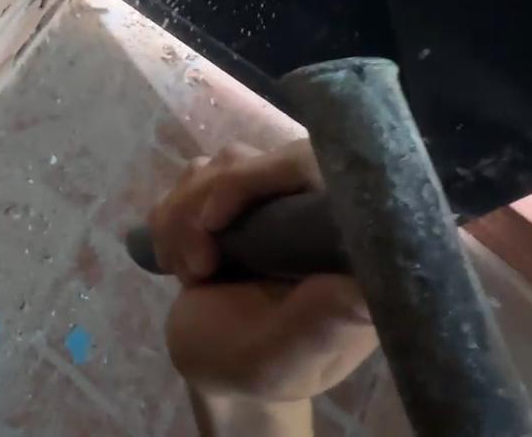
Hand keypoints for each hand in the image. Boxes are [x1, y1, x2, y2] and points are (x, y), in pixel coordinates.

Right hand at [148, 142, 377, 408]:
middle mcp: (305, 216)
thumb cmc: (251, 369)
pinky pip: (186, 180)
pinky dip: (168, 215)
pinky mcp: (225, 201)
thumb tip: (363, 291)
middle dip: (202, 208)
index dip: (257, 175)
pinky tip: (174, 257)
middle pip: (245, 161)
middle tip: (196, 266)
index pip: (309, 167)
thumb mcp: (281, 356)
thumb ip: (318, 322)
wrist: (208, 364)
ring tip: (185, 270)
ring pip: (210, 168)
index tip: (215, 222)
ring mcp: (263, 204)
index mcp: (340, 251)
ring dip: (180, 216)